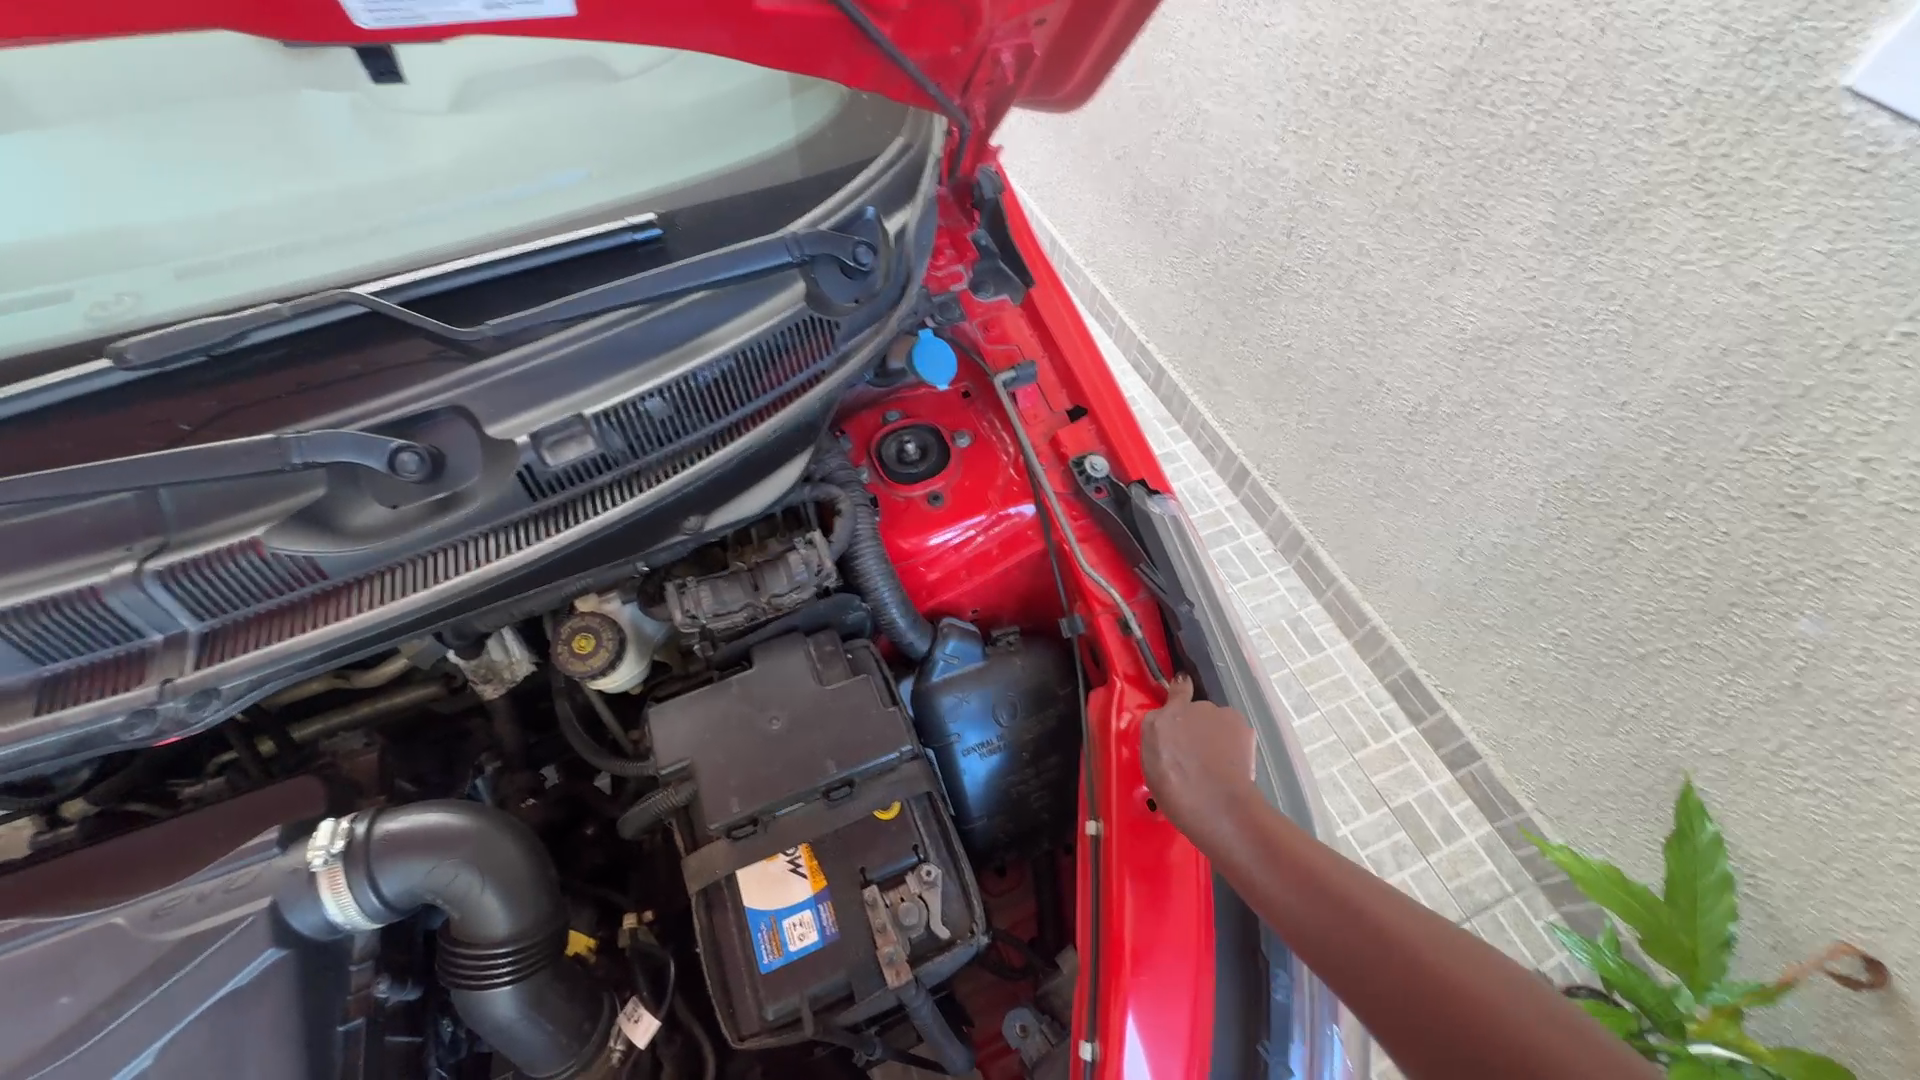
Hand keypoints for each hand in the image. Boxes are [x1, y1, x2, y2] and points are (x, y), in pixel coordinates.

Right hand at [1140, 674, 1257, 831]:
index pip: (1173, 692)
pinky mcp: (1240, 724)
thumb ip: (1159, 741)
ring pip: (1215, 720)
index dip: (1179, 693)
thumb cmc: (1175, 793)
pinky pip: (1233, 729)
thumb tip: (1171, 734)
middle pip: (1194, 711)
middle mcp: (1186, 708)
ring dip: (1215, 734)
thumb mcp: (1151, 768)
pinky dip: (1233, 741)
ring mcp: (1215, 713)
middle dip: (1195, 727)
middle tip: (1196, 755)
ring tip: (1217, 763)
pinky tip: (1232, 762)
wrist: (1216, 803)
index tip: (1183, 690)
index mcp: (1157, 721)